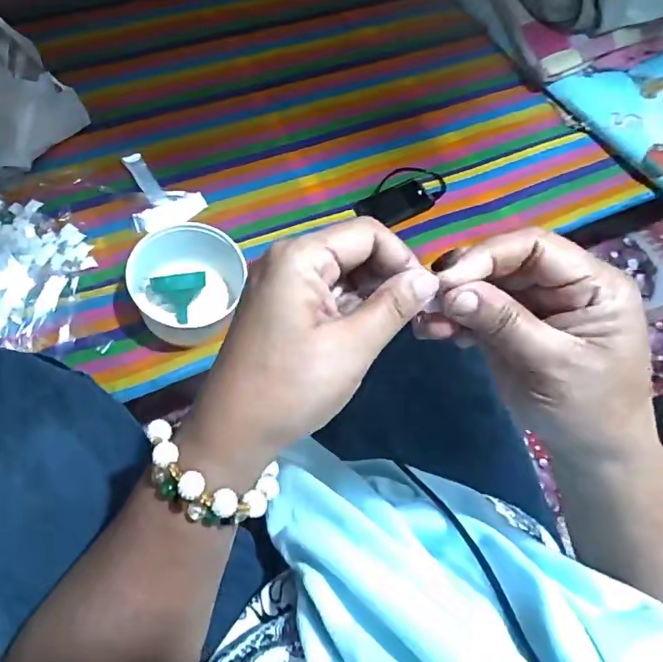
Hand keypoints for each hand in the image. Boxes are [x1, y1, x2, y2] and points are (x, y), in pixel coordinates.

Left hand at [191, 218, 439, 459]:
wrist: (234, 428)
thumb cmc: (292, 387)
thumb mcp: (353, 346)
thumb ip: (393, 305)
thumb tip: (428, 278)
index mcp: (298, 257)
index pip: (367, 233)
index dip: (401, 258)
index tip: (423, 295)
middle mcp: (283, 259)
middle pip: (351, 248)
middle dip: (386, 275)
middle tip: (412, 314)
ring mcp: (276, 282)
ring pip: (339, 271)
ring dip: (369, 292)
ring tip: (392, 325)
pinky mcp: (276, 305)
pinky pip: (321, 291)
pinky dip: (346, 305)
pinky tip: (363, 330)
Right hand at [414, 227, 654, 458]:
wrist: (592, 451)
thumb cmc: (590, 408)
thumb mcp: (552, 365)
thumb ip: (504, 323)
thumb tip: (452, 292)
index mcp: (592, 284)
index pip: (536, 247)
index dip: (488, 255)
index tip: (448, 280)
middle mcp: (561, 285)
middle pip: (504, 262)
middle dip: (463, 278)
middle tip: (428, 300)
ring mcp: (533, 305)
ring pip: (483, 285)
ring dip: (450, 300)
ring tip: (425, 320)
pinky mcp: (509, 326)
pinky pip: (475, 310)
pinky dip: (451, 319)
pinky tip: (431, 332)